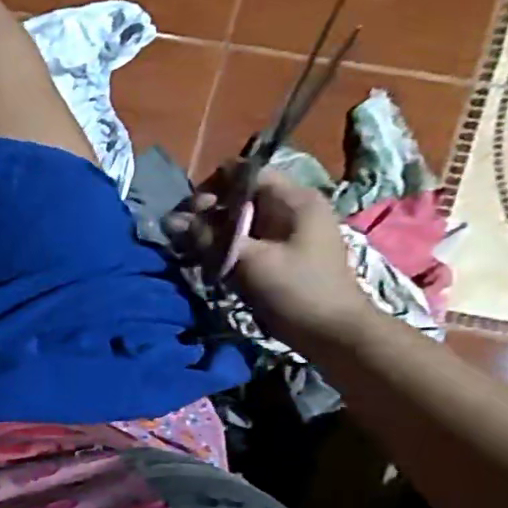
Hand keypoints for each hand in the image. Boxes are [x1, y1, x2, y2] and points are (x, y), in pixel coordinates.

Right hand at [164, 168, 375, 346]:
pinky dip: (227, 248)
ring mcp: (287, 232)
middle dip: (210, 212)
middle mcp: (291, 209)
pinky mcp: (280, 254)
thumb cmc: (298, 291)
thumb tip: (173, 221)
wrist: (334, 333)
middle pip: (241, 197)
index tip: (192, 211)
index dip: (215, 186)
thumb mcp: (251, 262)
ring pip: (241, 220)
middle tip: (187, 234)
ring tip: (194, 252)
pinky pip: (247, 240)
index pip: (247, 173)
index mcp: (294, 199)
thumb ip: (211, 238)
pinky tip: (212, 264)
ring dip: (216, 233)